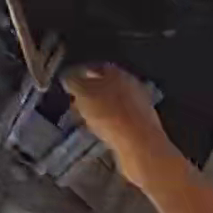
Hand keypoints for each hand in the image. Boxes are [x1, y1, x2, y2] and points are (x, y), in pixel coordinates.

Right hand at [64, 62, 171, 178]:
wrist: (140, 145)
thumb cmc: (108, 113)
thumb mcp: (81, 93)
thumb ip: (72, 82)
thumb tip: (69, 79)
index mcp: (117, 73)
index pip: (96, 67)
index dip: (80, 75)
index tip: (70, 84)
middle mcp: (132, 85)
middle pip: (106, 85)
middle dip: (90, 93)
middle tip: (76, 102)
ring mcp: (140, 106)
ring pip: (113, 103)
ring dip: (100, 110)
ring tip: (86, 119)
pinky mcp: (144, 126)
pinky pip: (121, 120)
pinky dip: (110, 123)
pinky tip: (102, 131)